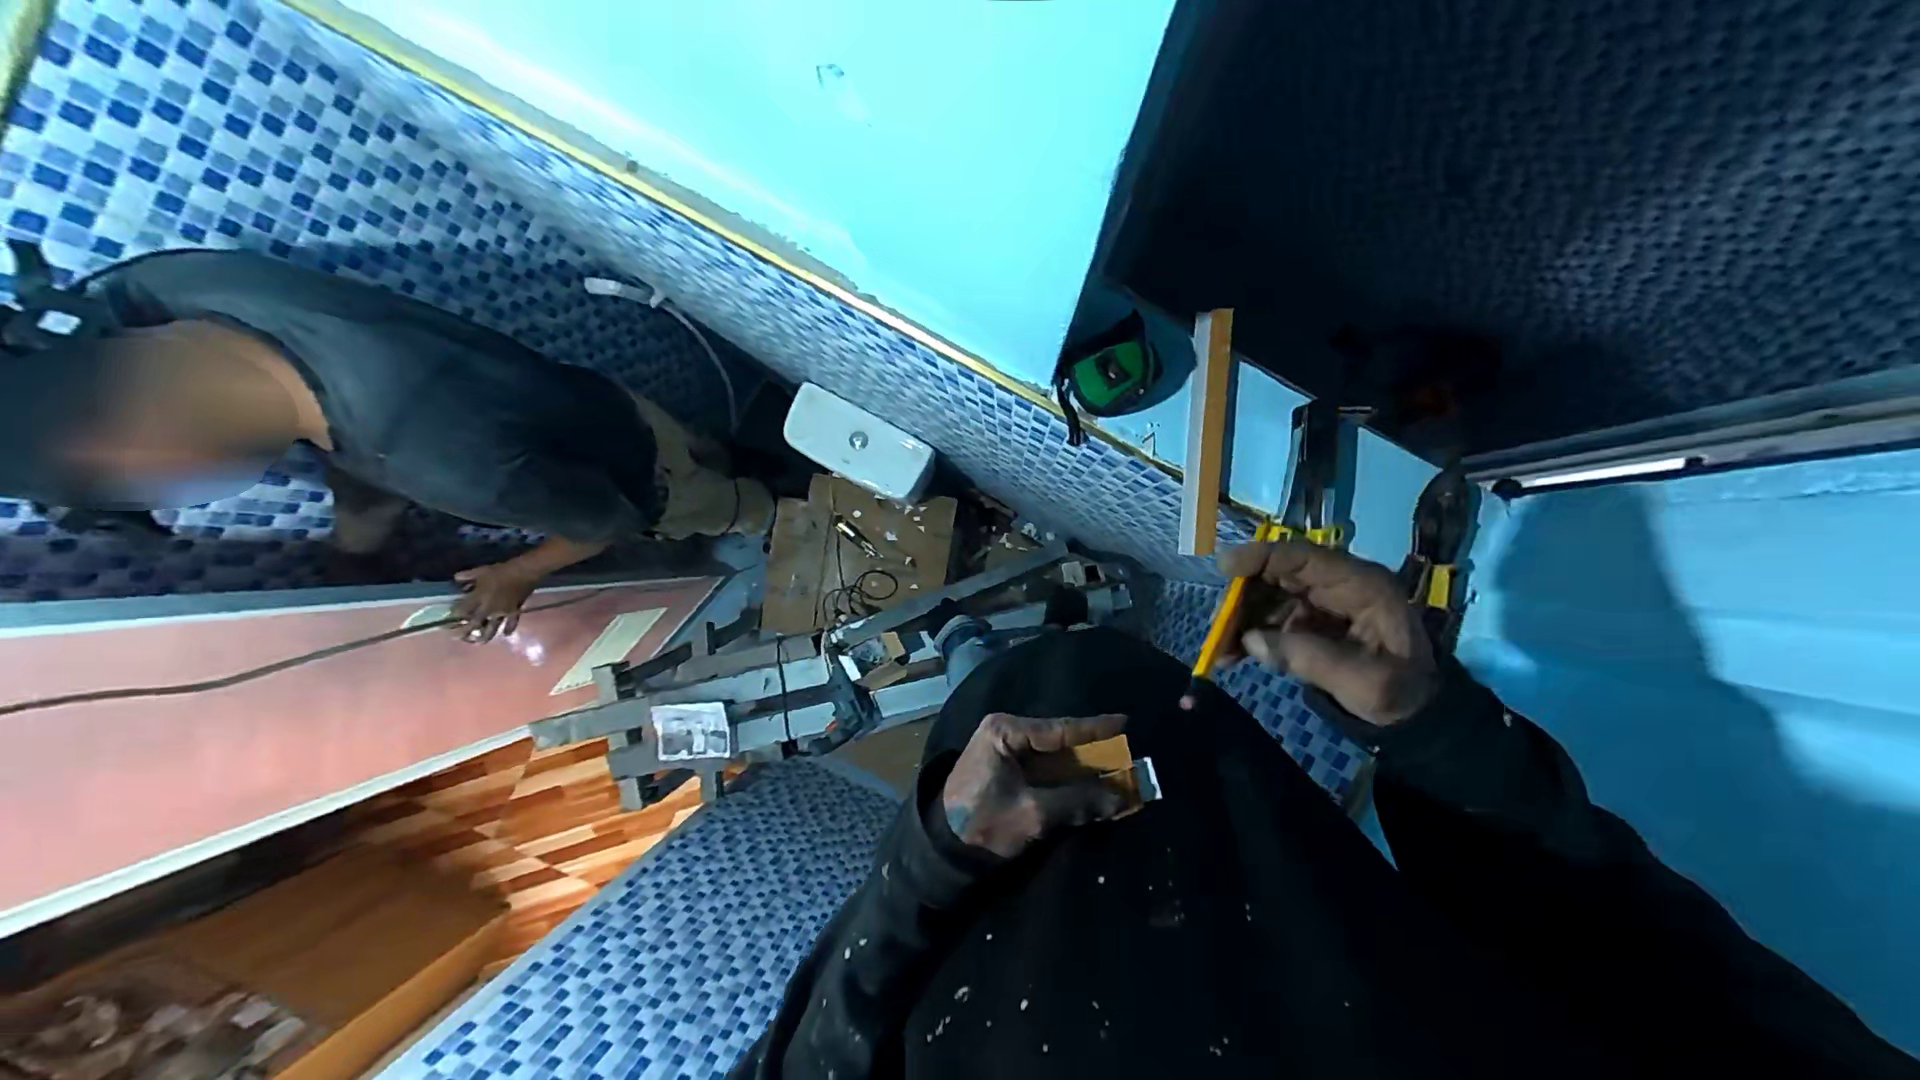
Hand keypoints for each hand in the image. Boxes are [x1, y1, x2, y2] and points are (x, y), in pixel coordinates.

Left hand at [451, 562, 537, 643]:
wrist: (525, 572)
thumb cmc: (502, 571)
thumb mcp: (481, 570)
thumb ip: (467, 575)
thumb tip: (456, 579)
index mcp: (478, 598)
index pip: (462, 610)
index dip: (454, 617)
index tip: (447, 622)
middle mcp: (488, 608)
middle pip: (475, 623)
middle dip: (465, 632)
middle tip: (458, 638)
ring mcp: (502, 612)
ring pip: (492, 628)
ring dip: (485, 636)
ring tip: (480, 642)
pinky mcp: (515, 611)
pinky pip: (512, 623)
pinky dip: (509, 629)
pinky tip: (506, 634)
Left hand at [941, 713, 1130, 858]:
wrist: (942, 850)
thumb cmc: (982, 824)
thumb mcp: (1033, 814)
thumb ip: (1078, 801)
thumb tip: (1123, 797)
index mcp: (1005, 731)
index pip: (1059, 729)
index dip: (1095, 730)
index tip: (1126, 723)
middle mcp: (1007, 732)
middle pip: (1061, 741)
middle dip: (1095, 752)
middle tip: (1130, 754)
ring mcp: (1007, 751)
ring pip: (1056, 757)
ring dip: (1085, 769)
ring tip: (1121, 771)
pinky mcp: (1009, 770)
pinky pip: (1047, 771)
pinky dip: (1070, 780)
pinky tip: (1095, 787)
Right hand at [1215, 540, 1438, 726]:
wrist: (1415, 714)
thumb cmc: (1400, 692)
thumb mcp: (1362, 681)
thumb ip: (1308, 658)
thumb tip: (1250, 641)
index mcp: (1361, 585)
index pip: (1305, 557)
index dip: (1262, 558)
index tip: (1225, 568)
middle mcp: (1336, 584)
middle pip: (1277, 574)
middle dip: (1242, 596)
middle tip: (1218, 625)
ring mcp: (1319, 601)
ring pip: (1266, 595)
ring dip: (1239, 619)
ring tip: (1221, 651)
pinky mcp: (1307, 620)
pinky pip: (1268, 616)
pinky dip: (1247, 633)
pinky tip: (1231, 654)